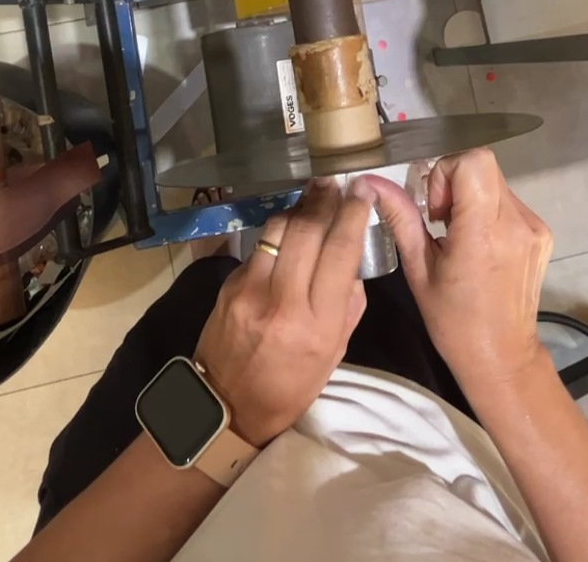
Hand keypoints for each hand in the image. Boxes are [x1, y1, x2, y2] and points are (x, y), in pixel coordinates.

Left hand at [193, 178, 370, 445]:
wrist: (226, 406)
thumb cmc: (290, 385)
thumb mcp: (334, 353)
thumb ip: (347, 305)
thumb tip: (352, 261)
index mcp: (317, 323)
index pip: (340, 252)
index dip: (353, 214)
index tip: (362, 190)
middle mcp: (284, 301)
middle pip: (308, 230)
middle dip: (324, 199)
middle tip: (335, 181)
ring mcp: (251, 289)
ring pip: (279, 229)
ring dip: (300, 207)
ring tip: (314, 194)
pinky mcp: (229, 284)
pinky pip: (259, 245)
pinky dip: (278, 231)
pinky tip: (288, 226)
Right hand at [364, 149, 551, 393]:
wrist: (502, 357)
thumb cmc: (453, 320)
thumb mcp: (417, 269)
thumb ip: (400, 217)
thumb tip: (371, 182)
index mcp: (482, 233)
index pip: (473, 162)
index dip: (446, 173)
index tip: (436, 208)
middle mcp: (515, 223)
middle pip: (484, 164)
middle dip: (454, 181)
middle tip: (442, 218)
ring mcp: (534, 227)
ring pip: (496, 180)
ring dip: (471, 195)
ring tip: (459, 234)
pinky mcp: (542, 233)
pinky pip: (508, 200)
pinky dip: (488, 210)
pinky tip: (479, 243)